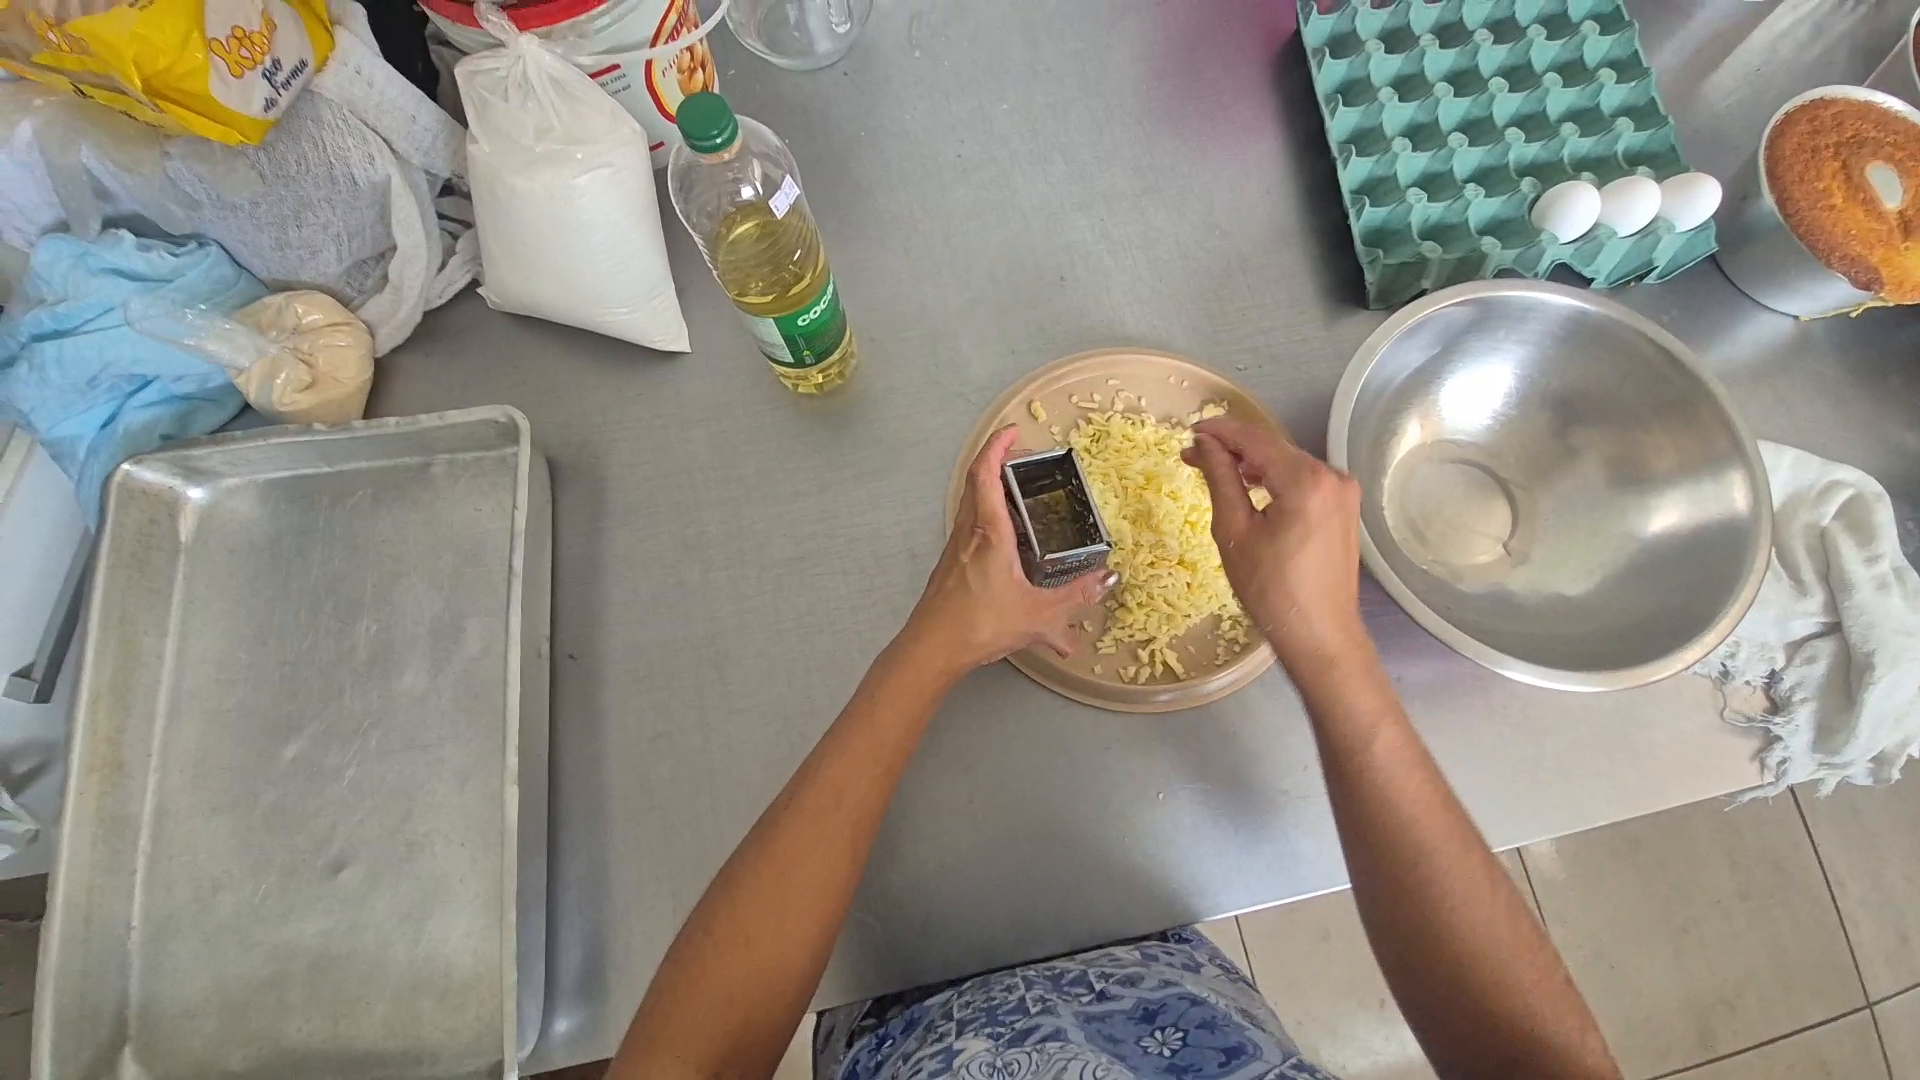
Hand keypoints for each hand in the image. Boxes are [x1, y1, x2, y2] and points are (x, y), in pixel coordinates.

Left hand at [902, 426, 1118, 677]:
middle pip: (975, 482)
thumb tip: (1107, 579)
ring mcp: (955, 548)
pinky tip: (1008, 542)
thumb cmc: (980, 625)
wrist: (932, 649)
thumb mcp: (1039, 615)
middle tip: (1025, 459)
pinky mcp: (950, 565)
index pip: (985, 474)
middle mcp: (967, 533)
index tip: (1013, 431)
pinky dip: (987, 518)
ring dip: (991, 489)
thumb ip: (1076, 596)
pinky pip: (969, 527)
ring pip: (970, 504)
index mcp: (987, 533)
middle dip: (998, 462)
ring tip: (1020, 495)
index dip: (997, 446)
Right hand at [1182, 416, 1369, 672]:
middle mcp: (1332, 476)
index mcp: (1306, 480)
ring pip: (1288, 463)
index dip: (1220, 432)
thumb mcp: (1234, 532)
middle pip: (1274, 448)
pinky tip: (1252, 487)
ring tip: (1217, 471)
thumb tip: (1205, 446)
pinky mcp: (1344, 507)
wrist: (1319, 633)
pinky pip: (1303, 480)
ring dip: (1253, 463)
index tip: (1190, 432)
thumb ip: (1221, 479)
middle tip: (1194, 456)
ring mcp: (1343, 491)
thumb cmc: (1270, 589)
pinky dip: (1275, 478)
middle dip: (1233, 449)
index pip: (1255, 440)